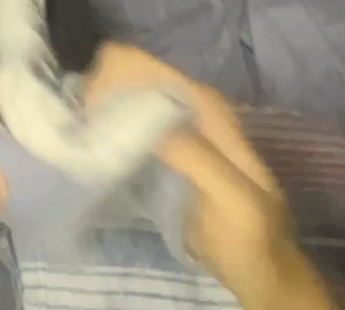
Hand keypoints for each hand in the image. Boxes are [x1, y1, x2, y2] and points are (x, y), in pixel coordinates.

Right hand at [85, 45, 333, 309]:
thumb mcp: (235, 199)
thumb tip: (144, 123)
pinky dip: (106, 135)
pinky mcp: (159, 154)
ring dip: (99, 114)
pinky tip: (91, 152)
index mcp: (206, 107)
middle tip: (82, 129)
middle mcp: (185, 108)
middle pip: (130, 79)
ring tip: (81, 140)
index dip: (115, 74)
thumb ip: (197, 157)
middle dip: (101, 94)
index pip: (150, 67)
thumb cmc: (253, 236)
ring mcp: (172, 131)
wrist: (263, 276)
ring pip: (124, 103)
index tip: (89, 103)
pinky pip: (125, 130)